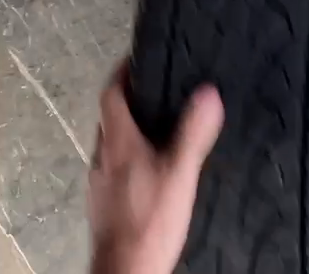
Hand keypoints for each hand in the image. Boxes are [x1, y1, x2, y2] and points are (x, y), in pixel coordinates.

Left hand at [88, 63, 223, 273]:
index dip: (122, 71)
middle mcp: (102, 156)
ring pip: (110, 143)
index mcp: (117, 141)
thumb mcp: (179, 173)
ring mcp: (98, 182)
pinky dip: (127, 156)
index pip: (111, 93)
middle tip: (153, 88)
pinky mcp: (102, 204)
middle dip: (127, 99)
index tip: (137, 57)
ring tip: (155, 125)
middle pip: (109, 116)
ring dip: (127, 129)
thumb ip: (193, 132)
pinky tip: (147, 168)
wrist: (125, 273)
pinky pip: (112, 167)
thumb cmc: (150, 219)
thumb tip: (209, 91)